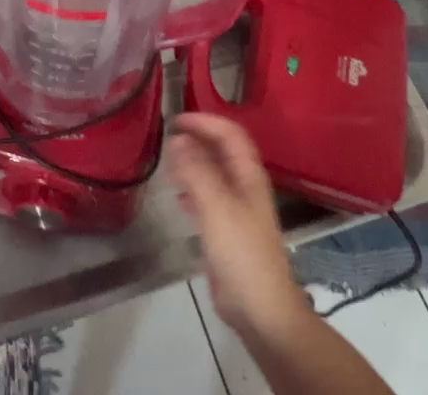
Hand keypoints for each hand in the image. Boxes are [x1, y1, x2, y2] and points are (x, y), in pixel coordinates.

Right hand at [169, 113, 308, 339]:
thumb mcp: (217, 206)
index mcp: (249, 176)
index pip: (230, 134)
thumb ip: (197, 171)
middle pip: (222, 151)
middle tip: (167, 136)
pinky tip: (177, 196)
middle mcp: (245, 187)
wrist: (260, 308)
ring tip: (168, 160)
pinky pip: (207, 198)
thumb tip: (178, 139)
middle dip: (198, 139)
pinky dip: (192, 190)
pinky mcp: (226, 231)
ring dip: (193, 163)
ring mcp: (236, 209)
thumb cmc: (242, 252)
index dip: (206, 121)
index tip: (176, 119)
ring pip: (214, 174)